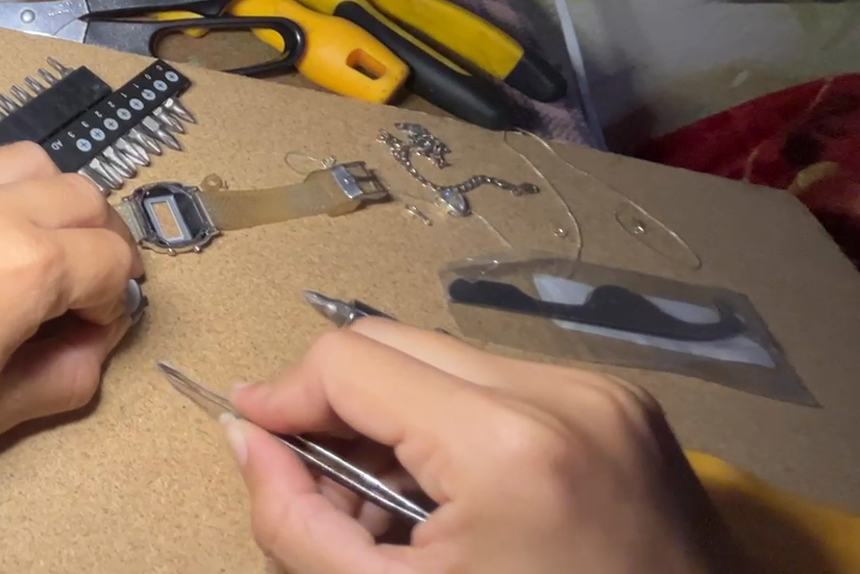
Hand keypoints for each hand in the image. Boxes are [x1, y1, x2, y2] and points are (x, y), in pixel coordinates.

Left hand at [0, 141, 143, 511]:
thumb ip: (68, 371)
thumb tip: (91, 339)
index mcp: (19, 264)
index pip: (111, 261)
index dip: (116, 304)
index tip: (92, 335)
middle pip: (85, 197)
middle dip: (100, 245)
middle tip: (81, 295)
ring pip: (36, 165)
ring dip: (56, 205)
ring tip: (39, 257)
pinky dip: (8, 193)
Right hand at [226, 322, 738, 573]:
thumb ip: (293, 519)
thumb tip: (245, 436)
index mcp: (511, 447)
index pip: (345, 362)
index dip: (284, 396)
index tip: (258, 434)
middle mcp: (562, 394)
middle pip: (384, 343)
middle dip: (332, 403)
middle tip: (316, 471)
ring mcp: (601, 394)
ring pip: (428, 356)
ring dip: (382, 411)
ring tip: (383, 494)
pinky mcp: (618, 404)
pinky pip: (481, 379)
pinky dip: (438, 419)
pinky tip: (442, 486)